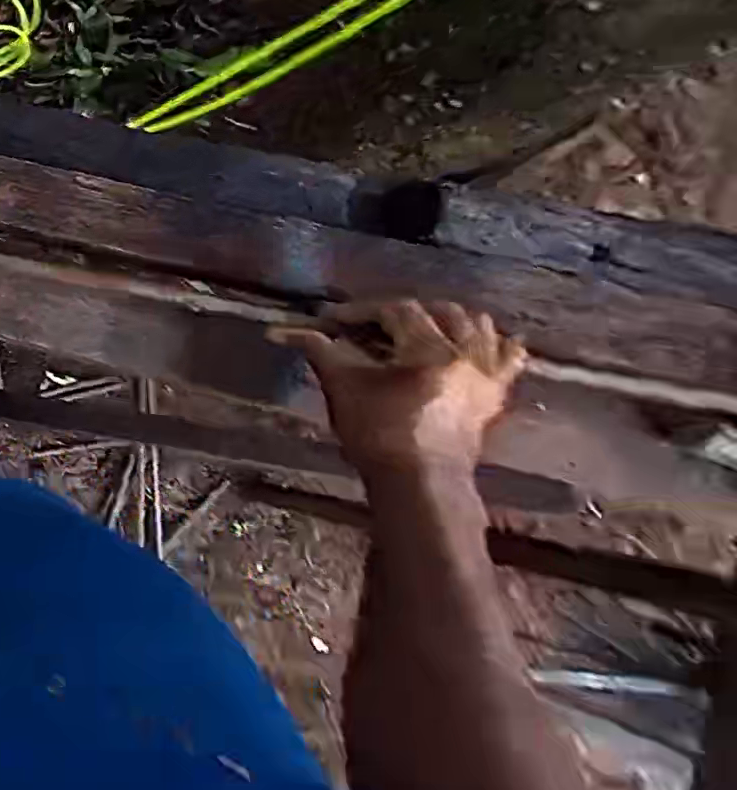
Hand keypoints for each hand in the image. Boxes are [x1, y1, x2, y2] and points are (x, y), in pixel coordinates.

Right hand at [269, 300, 526, 476]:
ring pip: (479, 327)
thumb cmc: (376, 431)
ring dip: (445, 320)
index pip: (396, 311)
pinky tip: (474, 342)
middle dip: (401, 311)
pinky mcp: (496, 393)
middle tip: (368, 323)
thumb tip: (282, 330)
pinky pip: (508, 356)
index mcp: (430, 351)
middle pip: (442, 312)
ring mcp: (489, 374)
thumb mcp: (341, 386)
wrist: (419, 479)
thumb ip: (319, 351)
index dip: (360, 310)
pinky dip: (492, 342)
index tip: (331, 320)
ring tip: (412, 329)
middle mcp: (468, 355)